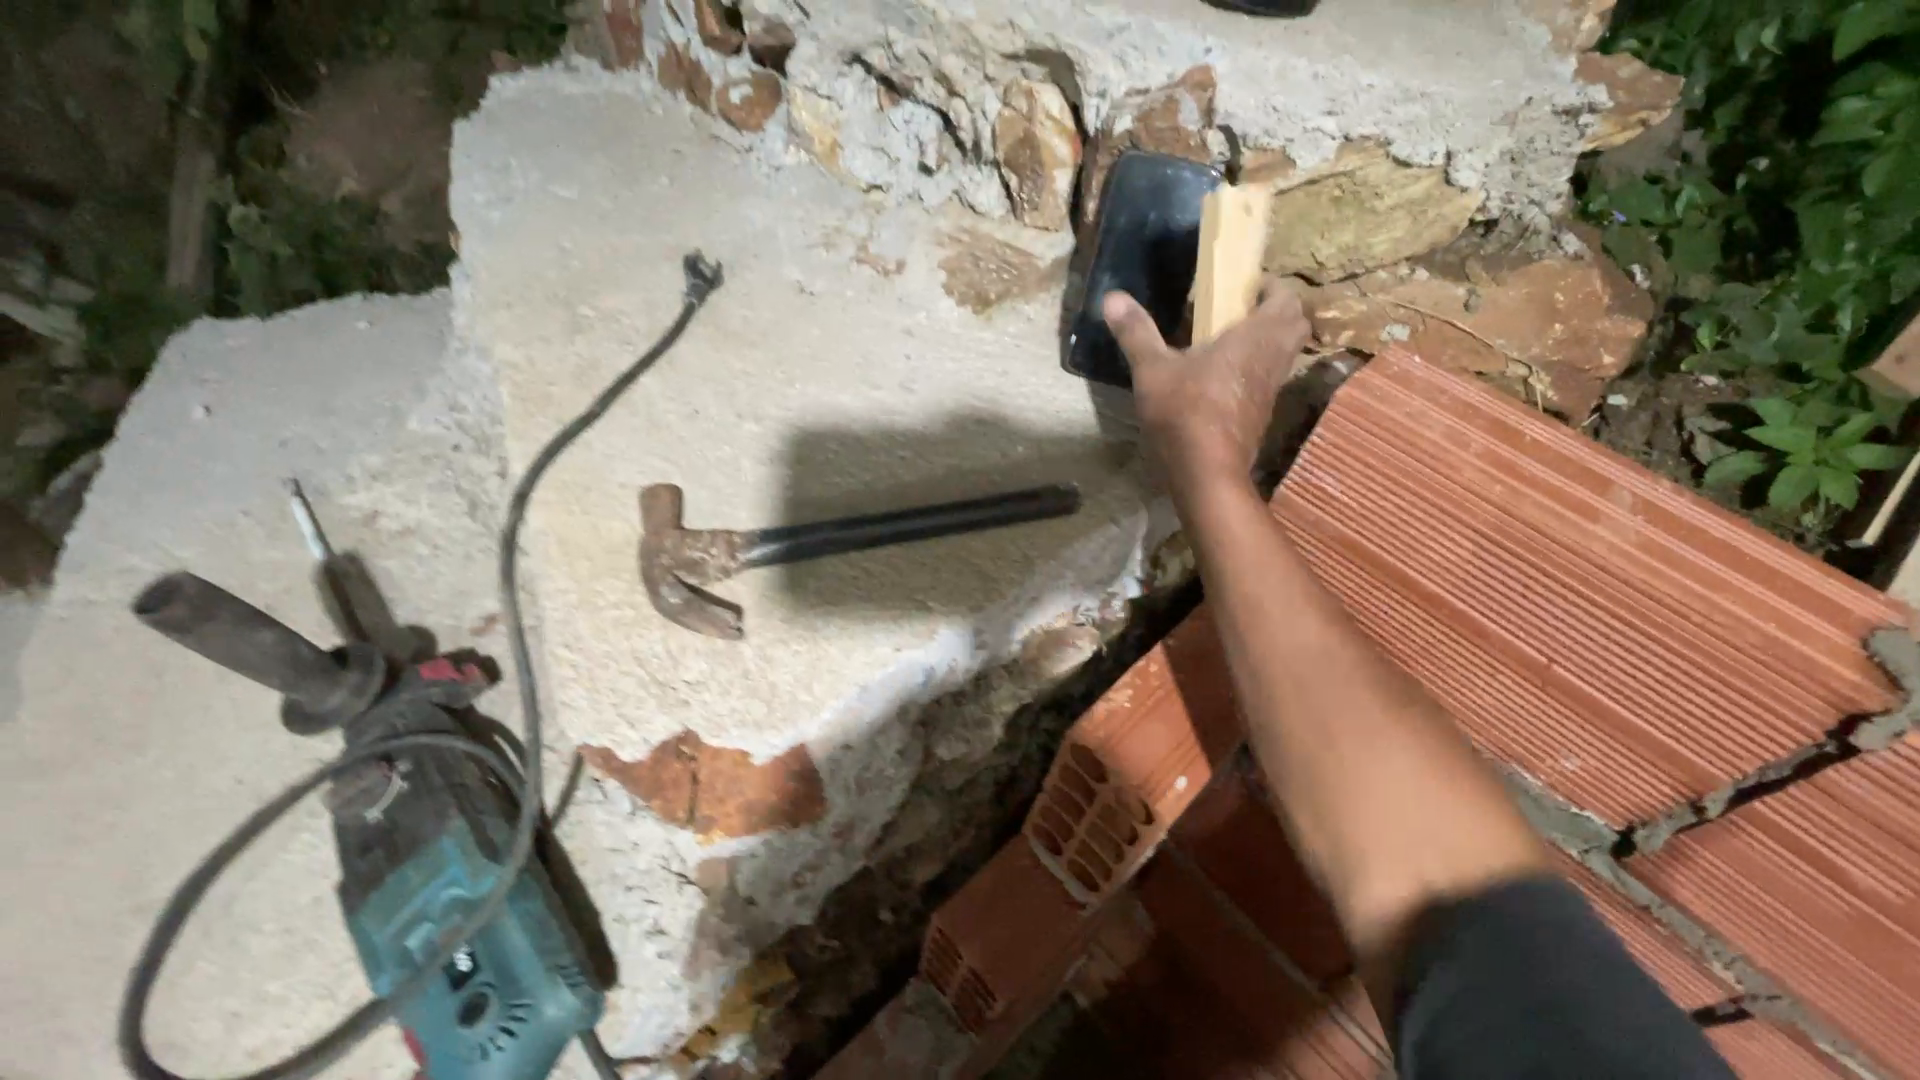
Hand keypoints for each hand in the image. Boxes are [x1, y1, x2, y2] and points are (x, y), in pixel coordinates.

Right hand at [1102, 281, 1312, 487]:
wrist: (1207, 473)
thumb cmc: (1185, 413)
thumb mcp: (1152, 371)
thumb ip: (1136, 332)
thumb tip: (1112, 296)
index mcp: (1256, 337)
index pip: (1287, 298)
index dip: (1271, 287)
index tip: (1244, 286)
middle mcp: (1273, 360)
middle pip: (1295, 325)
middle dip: (1276, 312)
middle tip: (1241, 310)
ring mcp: (1271, 391)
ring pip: (1285, 355)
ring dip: (1268, 342)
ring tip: (1230, 341)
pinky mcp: (1261, 415)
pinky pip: (1269, 381)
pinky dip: (1256, 371)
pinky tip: (1223, 379)